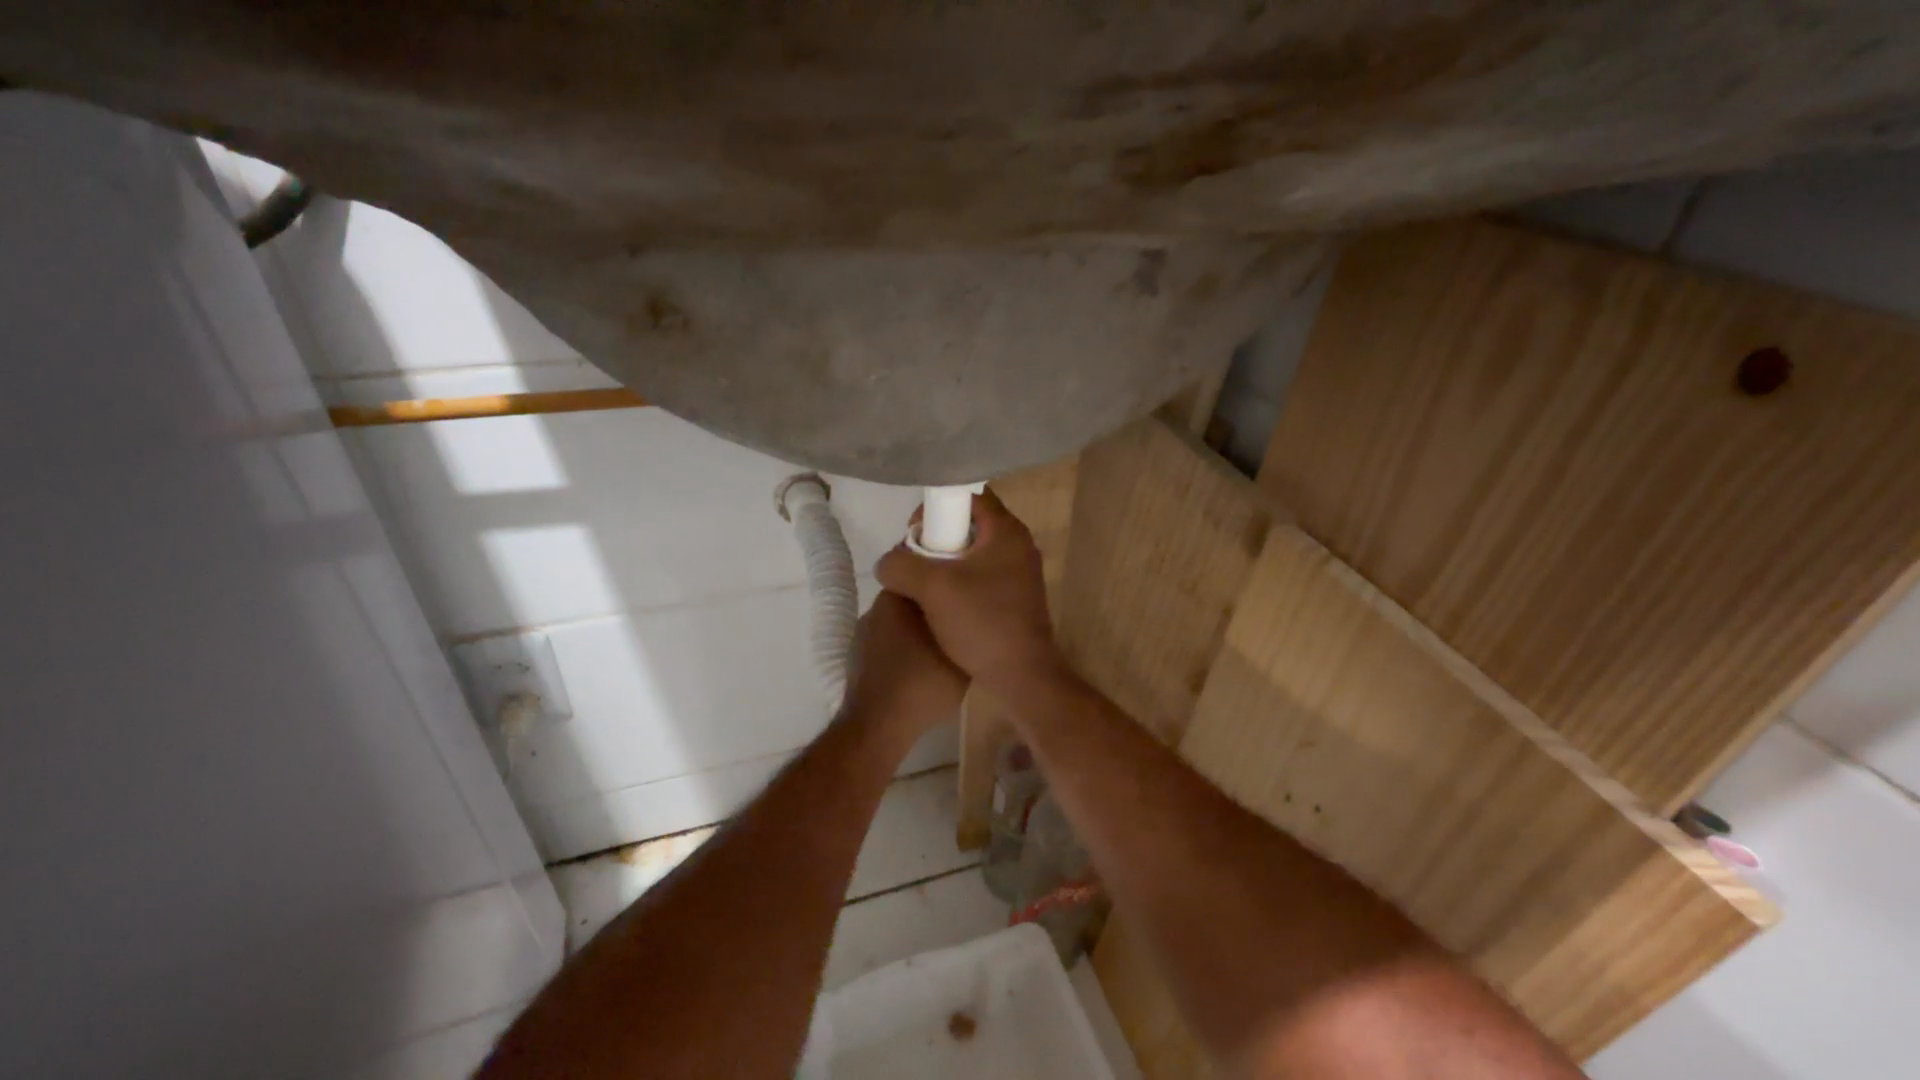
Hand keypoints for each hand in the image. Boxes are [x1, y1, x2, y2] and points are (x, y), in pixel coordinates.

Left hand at [843, 592, 967, 739]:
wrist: (879, 726)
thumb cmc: (922, 683)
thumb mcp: (961, 654)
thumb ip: (969, 629)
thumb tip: (977, 618)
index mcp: (897, 596)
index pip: (929, 577)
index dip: (952, 589)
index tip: (971, 603)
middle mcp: (876, 609)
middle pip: (917, 603)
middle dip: (938, 613)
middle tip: (965, 630)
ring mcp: (864, 635)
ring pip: (903, 626)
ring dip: (921, 636)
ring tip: (947, 654)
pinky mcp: (858, 660)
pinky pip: (891, 648)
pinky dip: (905, 655)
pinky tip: (922, 674)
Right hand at [875, 489, 1062, 689]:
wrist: (1022, 676)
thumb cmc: (982, 623)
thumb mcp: (932, 588)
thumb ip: (900, 565)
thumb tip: (888, 564)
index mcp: (1007, 531)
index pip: (969, 494)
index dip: (937, 506)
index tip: (915, 534)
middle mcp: (1018, 545)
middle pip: (968, 523)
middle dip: (936, 537)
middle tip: (913, 560)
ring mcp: (1019, 573)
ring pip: (971, 553)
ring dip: (944, 564)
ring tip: (924, 586)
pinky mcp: (1014, 597)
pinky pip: (978, 576)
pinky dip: (957, 583)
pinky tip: (942, 606)